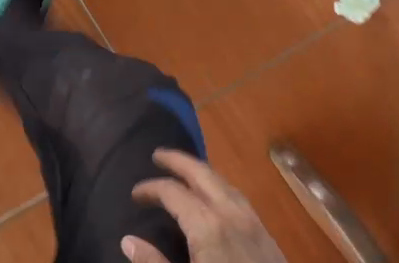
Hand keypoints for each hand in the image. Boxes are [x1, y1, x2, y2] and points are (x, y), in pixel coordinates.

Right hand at [123, 149, 286, 262]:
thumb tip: (128, 241)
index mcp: (207, 227)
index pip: (172, 192)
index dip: (150, 189)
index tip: (135, 196)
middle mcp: (232, 217)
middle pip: (202, 174)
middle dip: (178, 161)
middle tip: (158, 155)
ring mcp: (255, 227)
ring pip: (225, 184)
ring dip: (202, 172)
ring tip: (186, 171)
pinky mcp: (271, 242)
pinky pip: (241, 200)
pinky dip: (222, 188)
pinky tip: (219, 200)